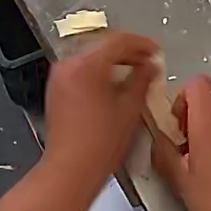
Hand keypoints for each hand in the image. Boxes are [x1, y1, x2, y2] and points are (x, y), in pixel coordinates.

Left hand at [38, 31, 158, 191]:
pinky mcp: (56, 88)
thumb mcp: (130, 109)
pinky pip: (80, 68)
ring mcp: (59, 76)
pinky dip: (98, 70)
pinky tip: (113, 82)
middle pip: (102, 45)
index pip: (118, 40)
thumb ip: (143, 80)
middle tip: (148, 60)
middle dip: (127, 51)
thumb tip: (150, 67)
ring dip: (113, 60)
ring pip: (90, 56)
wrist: (70, 170)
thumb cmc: (99, 145)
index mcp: (88, 65)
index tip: (155, 50)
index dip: (141, 43)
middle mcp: (69, 65)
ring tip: (134, 71)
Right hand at [151, 75, 210, 210]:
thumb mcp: (178, 179)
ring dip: (208, 122)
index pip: (197, 83)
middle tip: (185, 142)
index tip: (177, 123)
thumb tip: (156, 133)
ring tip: (202, 156)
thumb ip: (162, 148)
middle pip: (209, 93)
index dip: (182, 97)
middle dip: (193, 110)